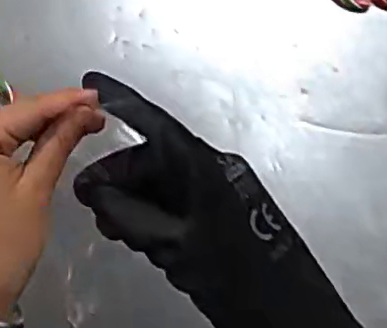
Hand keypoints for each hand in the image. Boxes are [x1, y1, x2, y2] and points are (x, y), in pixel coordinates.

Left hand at [0, 88, 105, 319]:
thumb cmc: (3, 244)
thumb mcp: (36, 191)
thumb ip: (58, 144)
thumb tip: (82, 114)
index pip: (29, 108)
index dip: (65, 101)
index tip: (96, 96)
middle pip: (21, 112)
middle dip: (59, 110)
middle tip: (96, 110)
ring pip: (15, 125)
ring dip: (48, 123)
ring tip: (84, 119)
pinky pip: (7, 140)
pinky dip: (32, 138)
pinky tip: (55, 135)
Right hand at [72, 73, 358, 327]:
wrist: (299, 322)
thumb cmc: (243, 279)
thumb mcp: (175, 246)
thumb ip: (128, 215)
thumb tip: (94, 193)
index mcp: (205, 166)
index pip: (153, 122)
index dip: (119, 100)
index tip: (93, 83)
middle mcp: (214, 170)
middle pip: (153, 157)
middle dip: (116, 173)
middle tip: (87, 193)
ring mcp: (221, 193)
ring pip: (163, 182)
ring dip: (130, 198)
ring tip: (106, 219)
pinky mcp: (224, 215)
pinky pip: (177, 201)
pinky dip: (151, 212)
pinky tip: (133, 231)